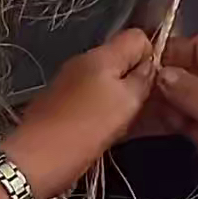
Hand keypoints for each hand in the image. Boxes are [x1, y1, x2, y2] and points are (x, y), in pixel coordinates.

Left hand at [1, 29, 155, 198]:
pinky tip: (116, 132)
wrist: (34, 161)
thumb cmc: (84, 129)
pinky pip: (96, 102)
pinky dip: (109, 113)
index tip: (162, 83)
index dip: (155, 55)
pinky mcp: (63, 108)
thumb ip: (143, 79)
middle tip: (155, 109)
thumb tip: (152, 63)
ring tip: (138, 124)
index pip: (138, 37)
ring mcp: (71, 86)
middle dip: (142, 82)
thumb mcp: (125, 102)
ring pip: (110, 85)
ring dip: (126, 101)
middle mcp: (84, 64)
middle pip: (124, 62)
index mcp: (101, 56)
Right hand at [155, 35, 197, 198]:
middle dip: (174, 91)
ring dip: (184, 117)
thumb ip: (188, 90)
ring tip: (178, 128)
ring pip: (197, 105)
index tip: (146, 70)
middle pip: (196, 77)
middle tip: (152, 105)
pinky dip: (197, 136)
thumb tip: (162, 73)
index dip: (173, 56)